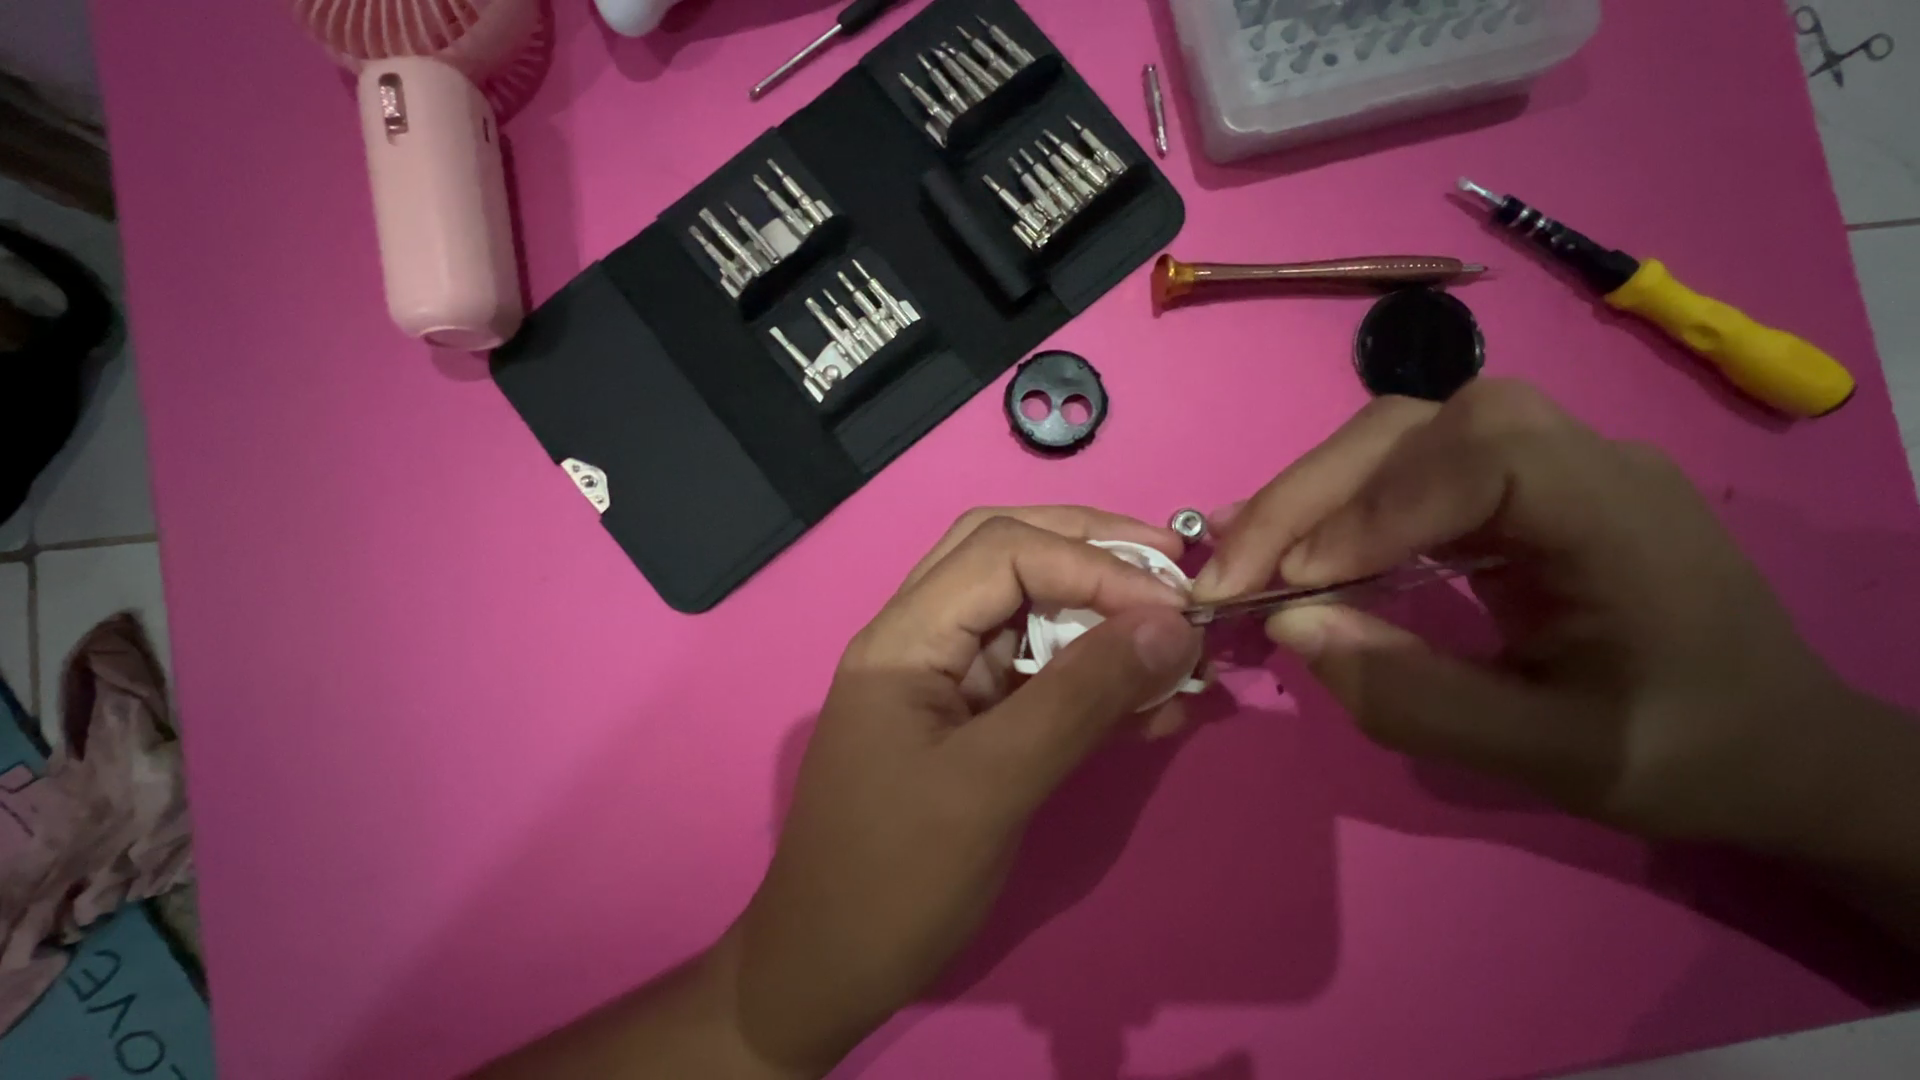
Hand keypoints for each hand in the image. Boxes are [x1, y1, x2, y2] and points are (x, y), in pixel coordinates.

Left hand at [729, 508, 1203, 1074]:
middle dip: (1093, 553)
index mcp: (906, 637)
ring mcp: (946, 680)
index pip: (1003, 553)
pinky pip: (1040, 677)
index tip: (1173, 608)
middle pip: (1009, 555)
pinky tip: (1156, 701)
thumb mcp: (993, 785)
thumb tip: (1172, 625)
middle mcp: (922, 638)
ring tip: (1174, 630)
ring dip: (1101, 613)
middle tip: (1171, 568)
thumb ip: (1081, 697)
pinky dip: (1096, 678)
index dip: (1094, 564)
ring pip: (1029, 612)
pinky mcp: (972, 722)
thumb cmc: (896, 878)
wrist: (831, 967)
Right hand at [1193, 380, 1907, 855]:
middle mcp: (1581, 456)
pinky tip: (1289, 542)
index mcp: (1620, 514)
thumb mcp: (1545, 755)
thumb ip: (1411, 695)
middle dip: (1309, 495)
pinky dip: (1333, 501)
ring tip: (1244, 556)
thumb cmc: (1677, 754)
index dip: (1374, 511)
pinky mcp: (1510, 480)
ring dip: (1309, 494)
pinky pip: (1402, 465)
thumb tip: (1287, 624)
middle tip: (1231, 569)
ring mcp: (1543, 458)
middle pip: (1413, 426)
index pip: (1482, 457)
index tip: (1295, 586)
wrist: (1773, 740)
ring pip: (1394, 435)